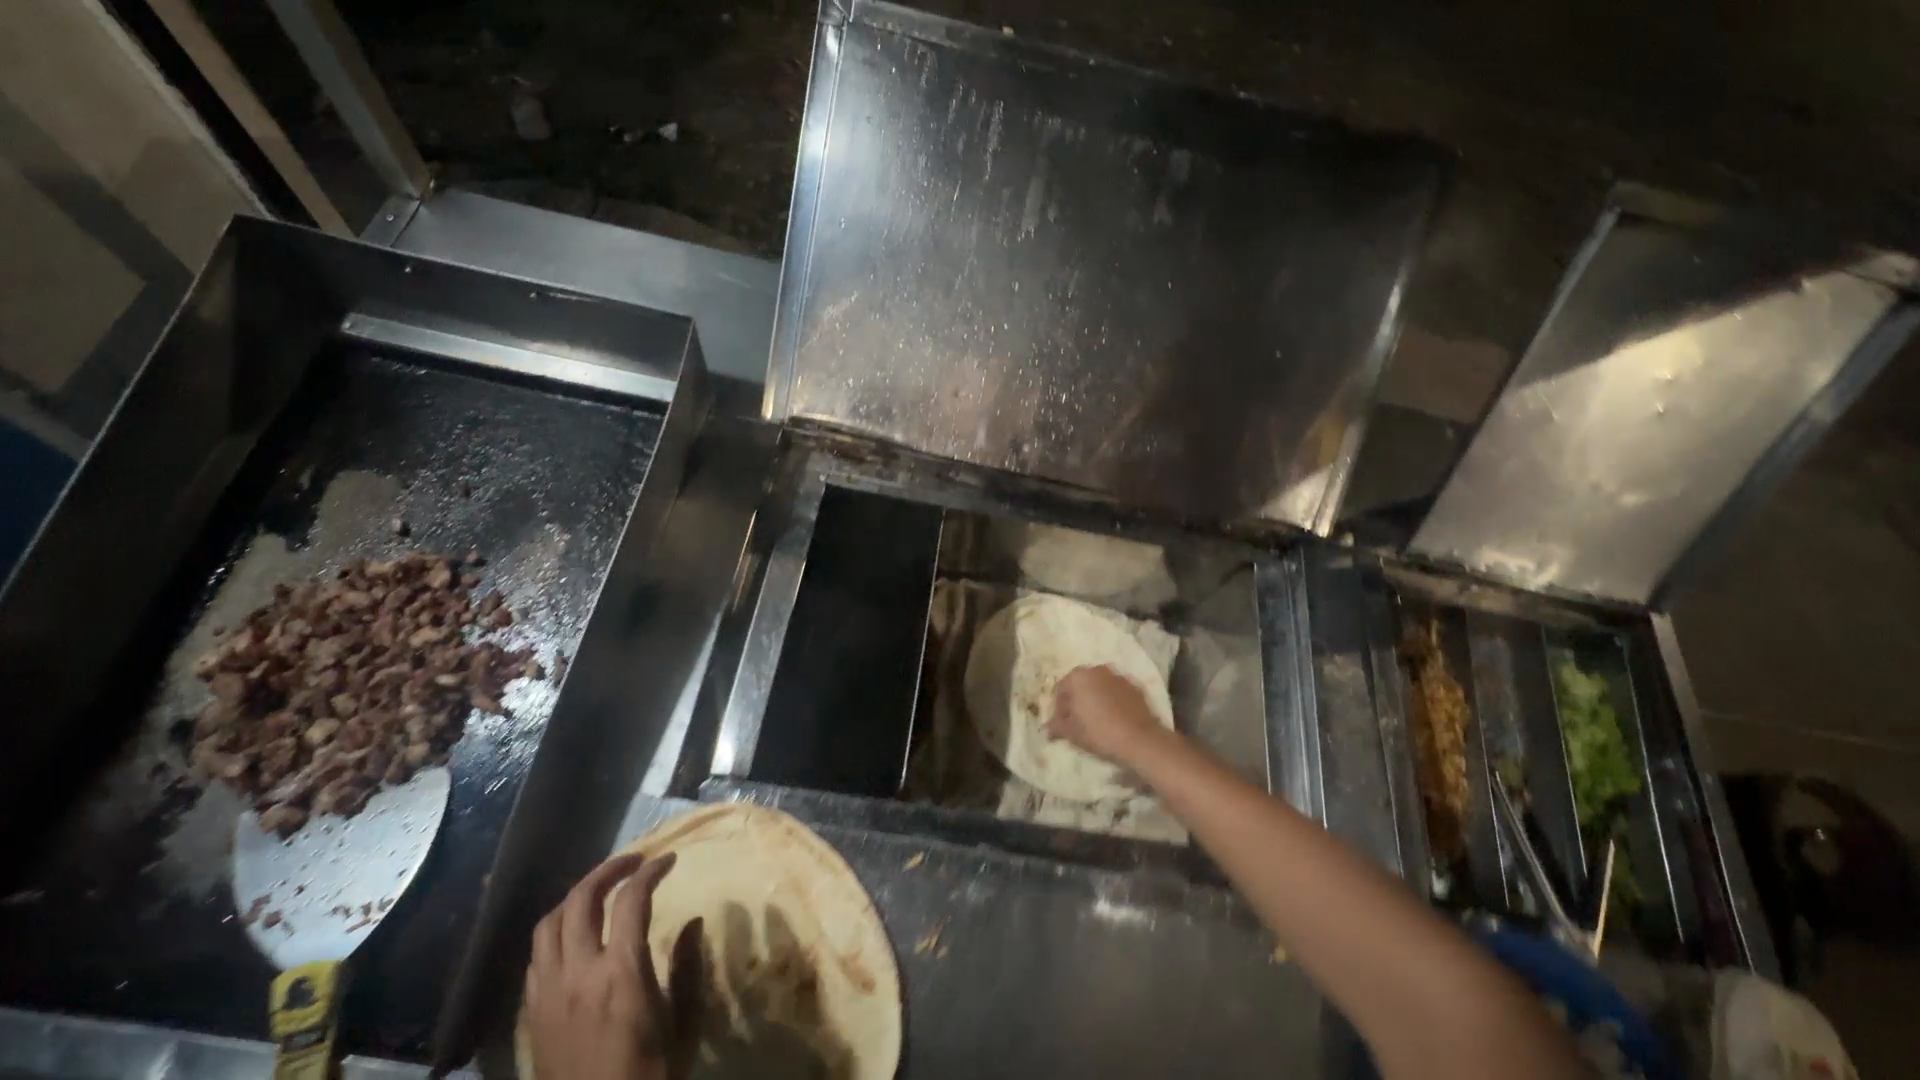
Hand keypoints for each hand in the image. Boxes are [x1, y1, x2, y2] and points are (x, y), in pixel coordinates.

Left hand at [525, 851, 704, 1079]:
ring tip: (598, 892)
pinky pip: (536, 955)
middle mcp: (579, 973)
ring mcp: (549, 992)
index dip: (650, 872)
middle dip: (608, 870)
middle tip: (633, 862)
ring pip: (550, 923)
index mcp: (622, 974)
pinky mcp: (532, 1012)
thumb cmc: (651, 1077)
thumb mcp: (683, 1026)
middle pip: (582, 899)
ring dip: (575, 897)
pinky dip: (555, 932)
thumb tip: (691, 925)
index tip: (668, 861)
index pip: (632, 900)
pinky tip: (572, 938)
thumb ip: (686, 970)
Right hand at [1049, 664, 1175, 767]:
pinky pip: (1117, 694)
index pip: (1061, 689)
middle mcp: (1099, 670)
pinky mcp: (1137, 688)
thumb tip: (1047, 729)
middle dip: (1077, 701)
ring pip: (1100, 688)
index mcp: (1079, 676)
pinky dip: (1112, 702)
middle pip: (1081, 685)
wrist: (1139, 739)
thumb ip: (1057, 727)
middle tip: (1077, 722)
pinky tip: (1113, 720)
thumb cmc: (1098, 732)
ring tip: (1096, 722)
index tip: (1062, 724)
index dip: (1058, 708)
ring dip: (1095, 700)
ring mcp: (1120, 677)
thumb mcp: (1072, 733)